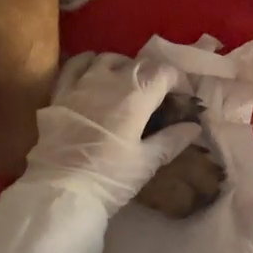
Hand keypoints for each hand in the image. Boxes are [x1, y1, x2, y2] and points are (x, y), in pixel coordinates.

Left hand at [27, 52, 200, 214]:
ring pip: (109, 58)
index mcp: (137, 95)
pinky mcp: (60, 94)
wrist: (59, 193)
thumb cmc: (108, 178)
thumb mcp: (146, 163)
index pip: (166, 72)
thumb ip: (172, 139)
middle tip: (159, 98)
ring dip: (124, 66)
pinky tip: (93, 73)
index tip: (183, 100)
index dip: (179, 82)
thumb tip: (193, 126)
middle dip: (155, 76)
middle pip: (141, 63)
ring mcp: (82, 84)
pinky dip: (88, 63)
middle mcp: (111, 80)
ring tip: (127, 84)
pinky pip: (75, 65)